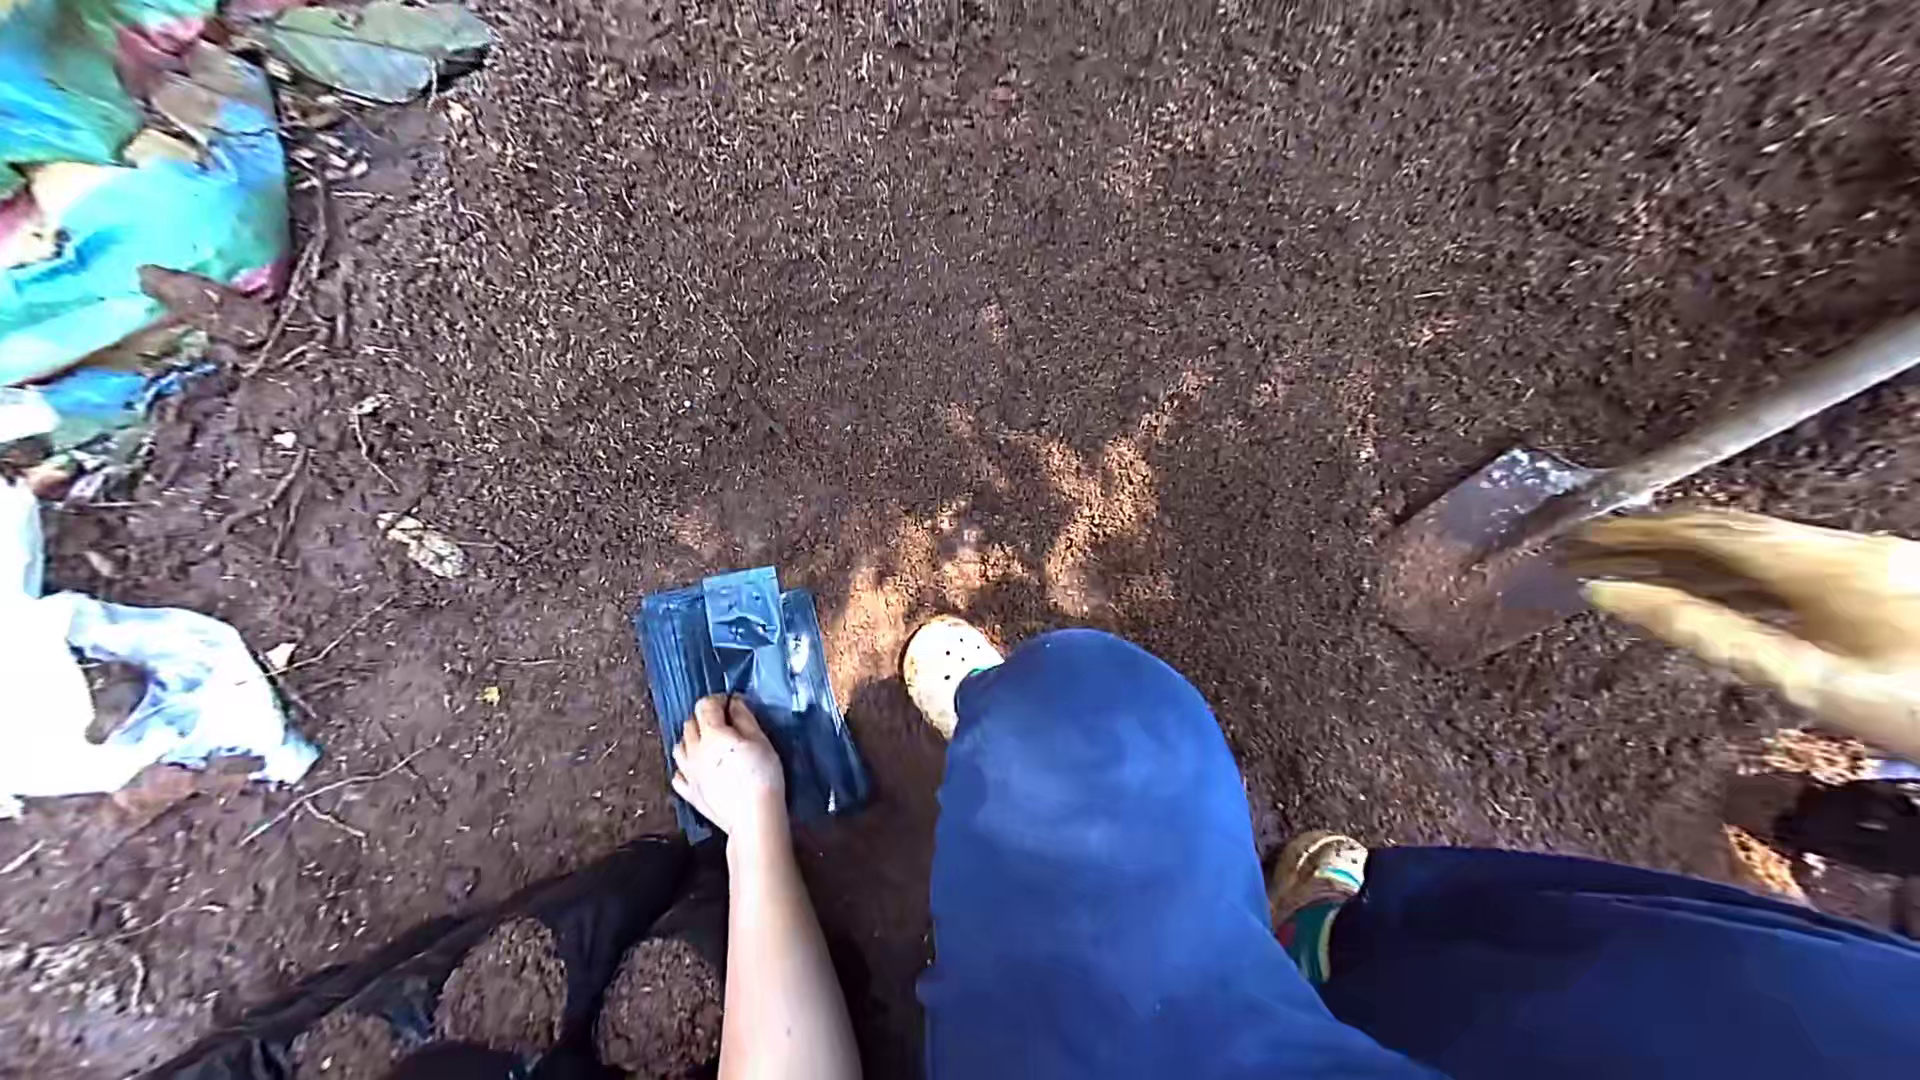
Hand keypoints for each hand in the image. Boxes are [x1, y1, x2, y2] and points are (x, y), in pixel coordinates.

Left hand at [672, 694, 787, 842]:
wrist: (753, 817)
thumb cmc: (761, 776)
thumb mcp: (760, 739)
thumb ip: (744, 718)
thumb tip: (734, 703)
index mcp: (712, 734)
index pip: (704, 705)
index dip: (718, 700)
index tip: (732, 704)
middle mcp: (694, 751)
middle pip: (690, 723)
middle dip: (706, 717)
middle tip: (726, 721)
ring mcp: (688, 773)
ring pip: (679, 746)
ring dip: (692, 739)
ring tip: (710, 742)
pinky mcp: (689, 793)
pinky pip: (678, 773)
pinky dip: (685, 765)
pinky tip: (698, 767)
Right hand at [1568, 509, 1919, 761]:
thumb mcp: (1800, 677)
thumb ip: (1699, 631)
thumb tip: (1605, 594)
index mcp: (1820, 564)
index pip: (1703, 529)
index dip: (1635, 529)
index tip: (1581, 533)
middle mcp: (1842, 552)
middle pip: (1723, 530)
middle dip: (1646, 538)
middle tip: (1584, 548)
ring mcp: (1866, 565)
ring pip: (1747, 547)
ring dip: (1677, 554)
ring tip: (1619, 565)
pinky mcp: (1879, 584)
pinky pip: (1774, 565)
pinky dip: (1716, 569)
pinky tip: (1690, 585)